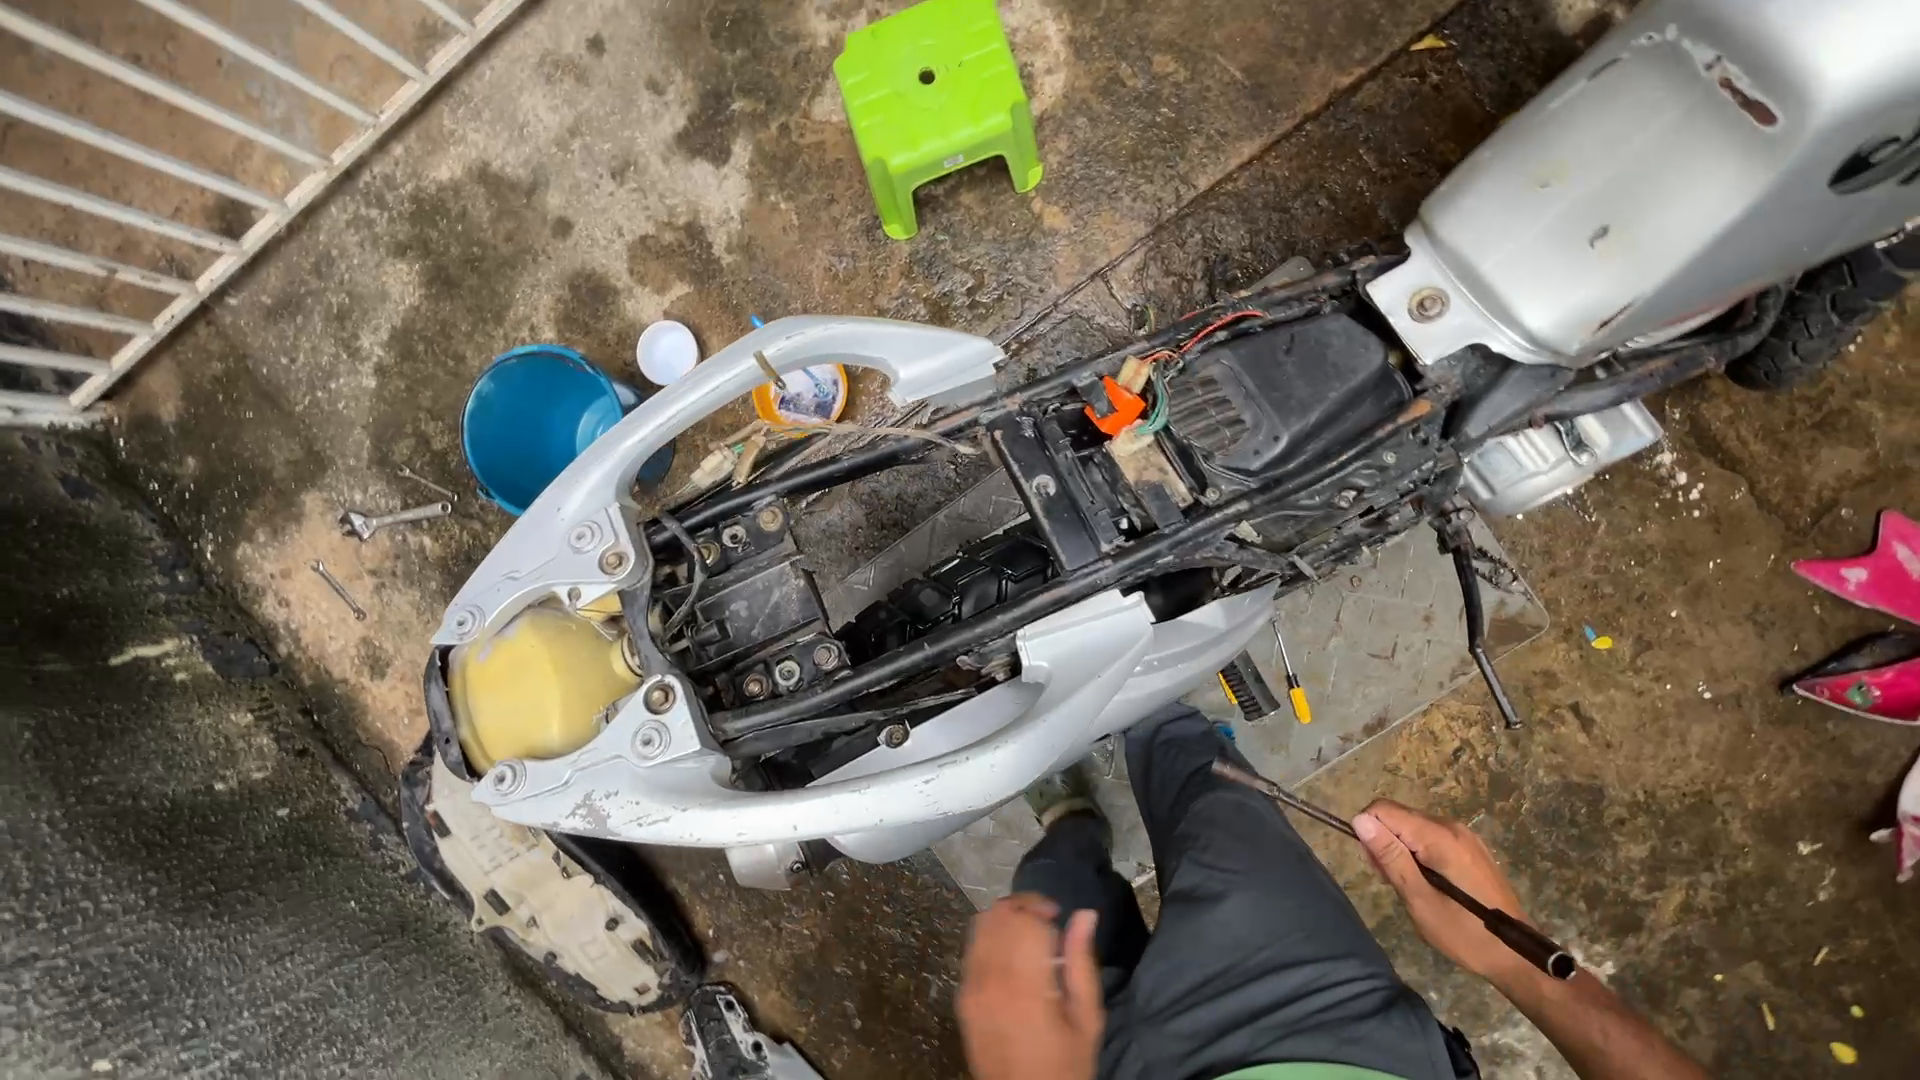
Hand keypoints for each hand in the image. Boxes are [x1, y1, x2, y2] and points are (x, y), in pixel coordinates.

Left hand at [955, 894, 1103, 1079]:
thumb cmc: (1064, 1065)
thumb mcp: (1087, 1020)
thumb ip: (1082, 963)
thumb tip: (1085, 915)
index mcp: (1025, 986)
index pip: (1023, 919)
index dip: (1040, 906)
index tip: (1057, 915)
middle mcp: (991, 980)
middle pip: (998, 915)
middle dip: (1023, 906)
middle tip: (1045, 919)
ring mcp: (971, 988)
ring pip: (980, 925)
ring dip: (1004, 917)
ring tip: (1028, 931)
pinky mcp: (962, 998)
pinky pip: (971, 948)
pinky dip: (990, 936)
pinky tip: (1010, 953)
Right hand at [1352, 799, 1532, 980]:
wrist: (1518, 956)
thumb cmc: (1465, 933)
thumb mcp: (1419, 898)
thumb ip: (1390, 856)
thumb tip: (1359, 820)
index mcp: (1439, 837)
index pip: (1383, 809)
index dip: (1369, 833)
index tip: (1376, 867)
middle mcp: (1451, 826)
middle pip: (1397, 815)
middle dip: (1383, 842)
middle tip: (1390, 881)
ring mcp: (1463, 835)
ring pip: (1411, 825)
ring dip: (1399, 849)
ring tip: (1409, 886)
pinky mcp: (1469, 846)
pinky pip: (1429, 835)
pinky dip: (1417, 852)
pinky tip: (1426, 881)